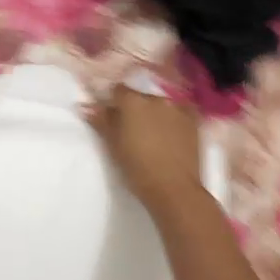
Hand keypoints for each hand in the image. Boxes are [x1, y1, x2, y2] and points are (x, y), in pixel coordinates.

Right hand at [85, 86, 202, 217]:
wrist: (174, 189)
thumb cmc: (137, 168)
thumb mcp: (113, 145)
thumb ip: (101, 121)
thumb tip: (85, 105)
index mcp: (132, 101)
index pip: (118, 90)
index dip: (114, 102)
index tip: (114, 118)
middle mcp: (155, 98)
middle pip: (140, 97)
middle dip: (136, 109)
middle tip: (134, 130)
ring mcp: (177, 108)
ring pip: (161, 105)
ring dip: (155, 114)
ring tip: (155, 136)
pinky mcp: (194, 120)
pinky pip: (180, 113)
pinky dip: (174, 119)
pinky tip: (173, 135)